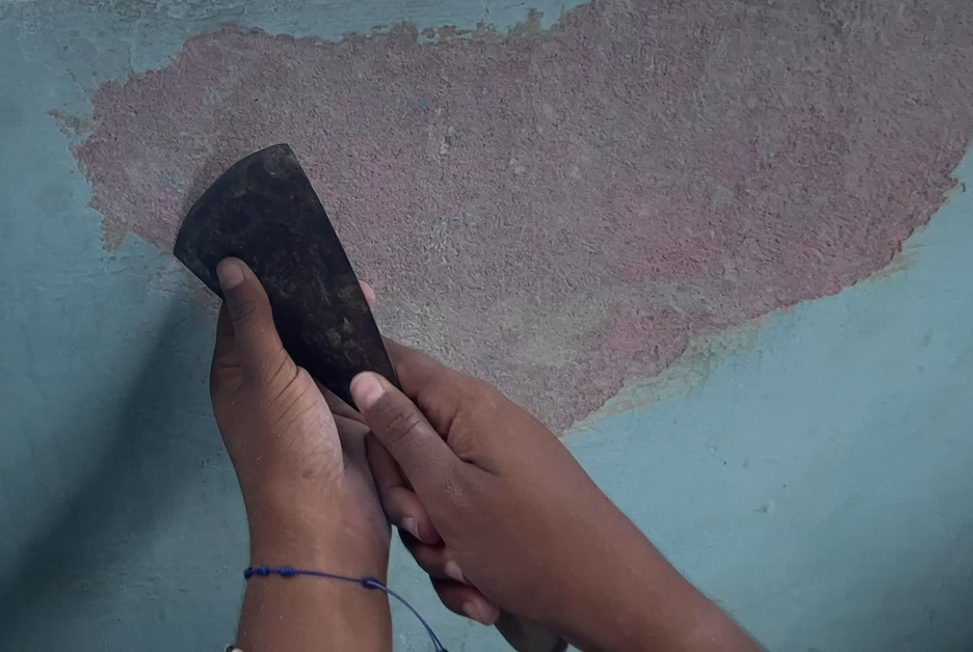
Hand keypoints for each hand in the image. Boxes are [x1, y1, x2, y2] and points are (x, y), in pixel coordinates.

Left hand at [209, 259, 389, 649]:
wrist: (330, 525)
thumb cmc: (285, 446)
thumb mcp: (265, 375)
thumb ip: (254, 319)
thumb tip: (229, 265)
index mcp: (236, 372)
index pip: (242, 313)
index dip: (259, 280)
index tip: (281, 246)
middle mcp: (268, 380)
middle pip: (285, 327)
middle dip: (307, 298)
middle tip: (335, 266)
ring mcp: (307, 396)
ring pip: (319, 345)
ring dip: (336, 319)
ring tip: (364, 287)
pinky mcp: (343, 410)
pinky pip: (348, 368)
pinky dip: (359, 346)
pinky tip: (378, 321)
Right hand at [351, 341, 760, 651]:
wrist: (624, 610)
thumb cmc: (528, 545)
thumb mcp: (447, 491)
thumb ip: (399, 431)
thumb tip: (361, 376)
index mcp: (465, 403)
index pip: (397, 362)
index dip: (364, 384)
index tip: (349, 429)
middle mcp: (481, 420)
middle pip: (408, 436)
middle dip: (407, 492)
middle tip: (426, 530)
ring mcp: (500, 458)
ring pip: (432, 482)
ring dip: (435, 533)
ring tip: (461, 571)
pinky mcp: (515, 494)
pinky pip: (465, 509)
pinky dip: (463, 545)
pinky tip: (479, 586)